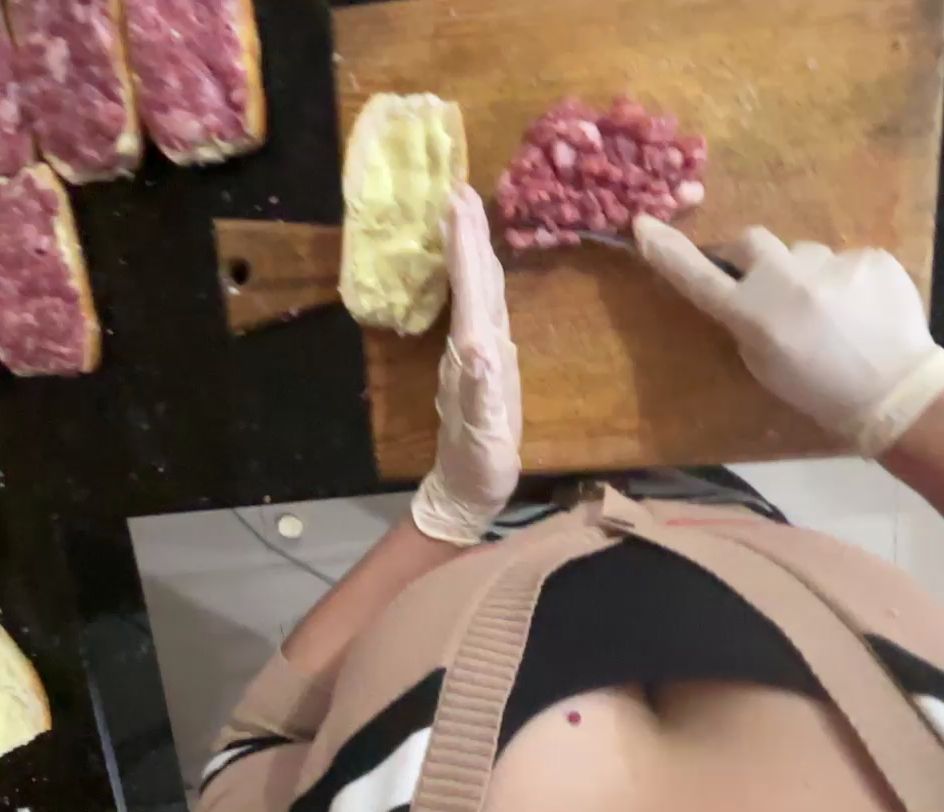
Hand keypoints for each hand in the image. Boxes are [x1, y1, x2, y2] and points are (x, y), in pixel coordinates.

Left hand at [411, 185, 521, 546]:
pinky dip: (484, 286)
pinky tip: (486, 277)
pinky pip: (485, 313)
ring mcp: (476, 355)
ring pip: (474, 293)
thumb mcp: (484, 432)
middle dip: (465, 237)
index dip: (464, 248)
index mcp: (470, 354)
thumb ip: (483, 390)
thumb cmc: (479, 463)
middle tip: (459, 190)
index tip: (457, 202)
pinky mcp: (486, 367)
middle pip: (468, 283)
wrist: (467, 488)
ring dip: (471, 254)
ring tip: (467, 217)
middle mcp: (469, 346)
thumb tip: (482, 345)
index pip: (468, 291)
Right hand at [633, 217, 943, 455]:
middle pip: (749, 242)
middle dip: (748, 258)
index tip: (643, 225)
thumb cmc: (815, 391)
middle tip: (763, 286)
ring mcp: (830, 264)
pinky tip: (858, 310)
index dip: (668, 252)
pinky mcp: (869, 257)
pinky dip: (843, 281)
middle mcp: (785, 280)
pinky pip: (842, 261)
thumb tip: (746, 291)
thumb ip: (745, 322)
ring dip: (803, 274)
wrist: (893, 391)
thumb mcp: (761, 365)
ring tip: (827, 312)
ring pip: (801, 253)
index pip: (698, 277)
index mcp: (751, 315)